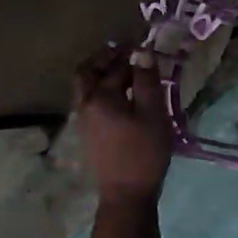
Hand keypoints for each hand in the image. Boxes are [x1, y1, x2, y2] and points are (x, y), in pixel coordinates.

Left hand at [74, 45, 173, 201]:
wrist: (126, 193)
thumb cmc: (144, 151)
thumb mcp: (153, 113)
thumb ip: (147, 81)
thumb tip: (143, 52)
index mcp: (100, 97)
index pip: (116, 66)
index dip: (131, 53)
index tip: (147, 44)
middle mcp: (85, 104)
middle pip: (87, 72)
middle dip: (105, 58)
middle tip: (126, 53)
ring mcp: (83, 120)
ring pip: (86, 87)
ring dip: (103, 74)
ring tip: (128, 73)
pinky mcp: (88, 133)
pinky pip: (90, 101)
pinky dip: (103, 90)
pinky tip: (122, 97)